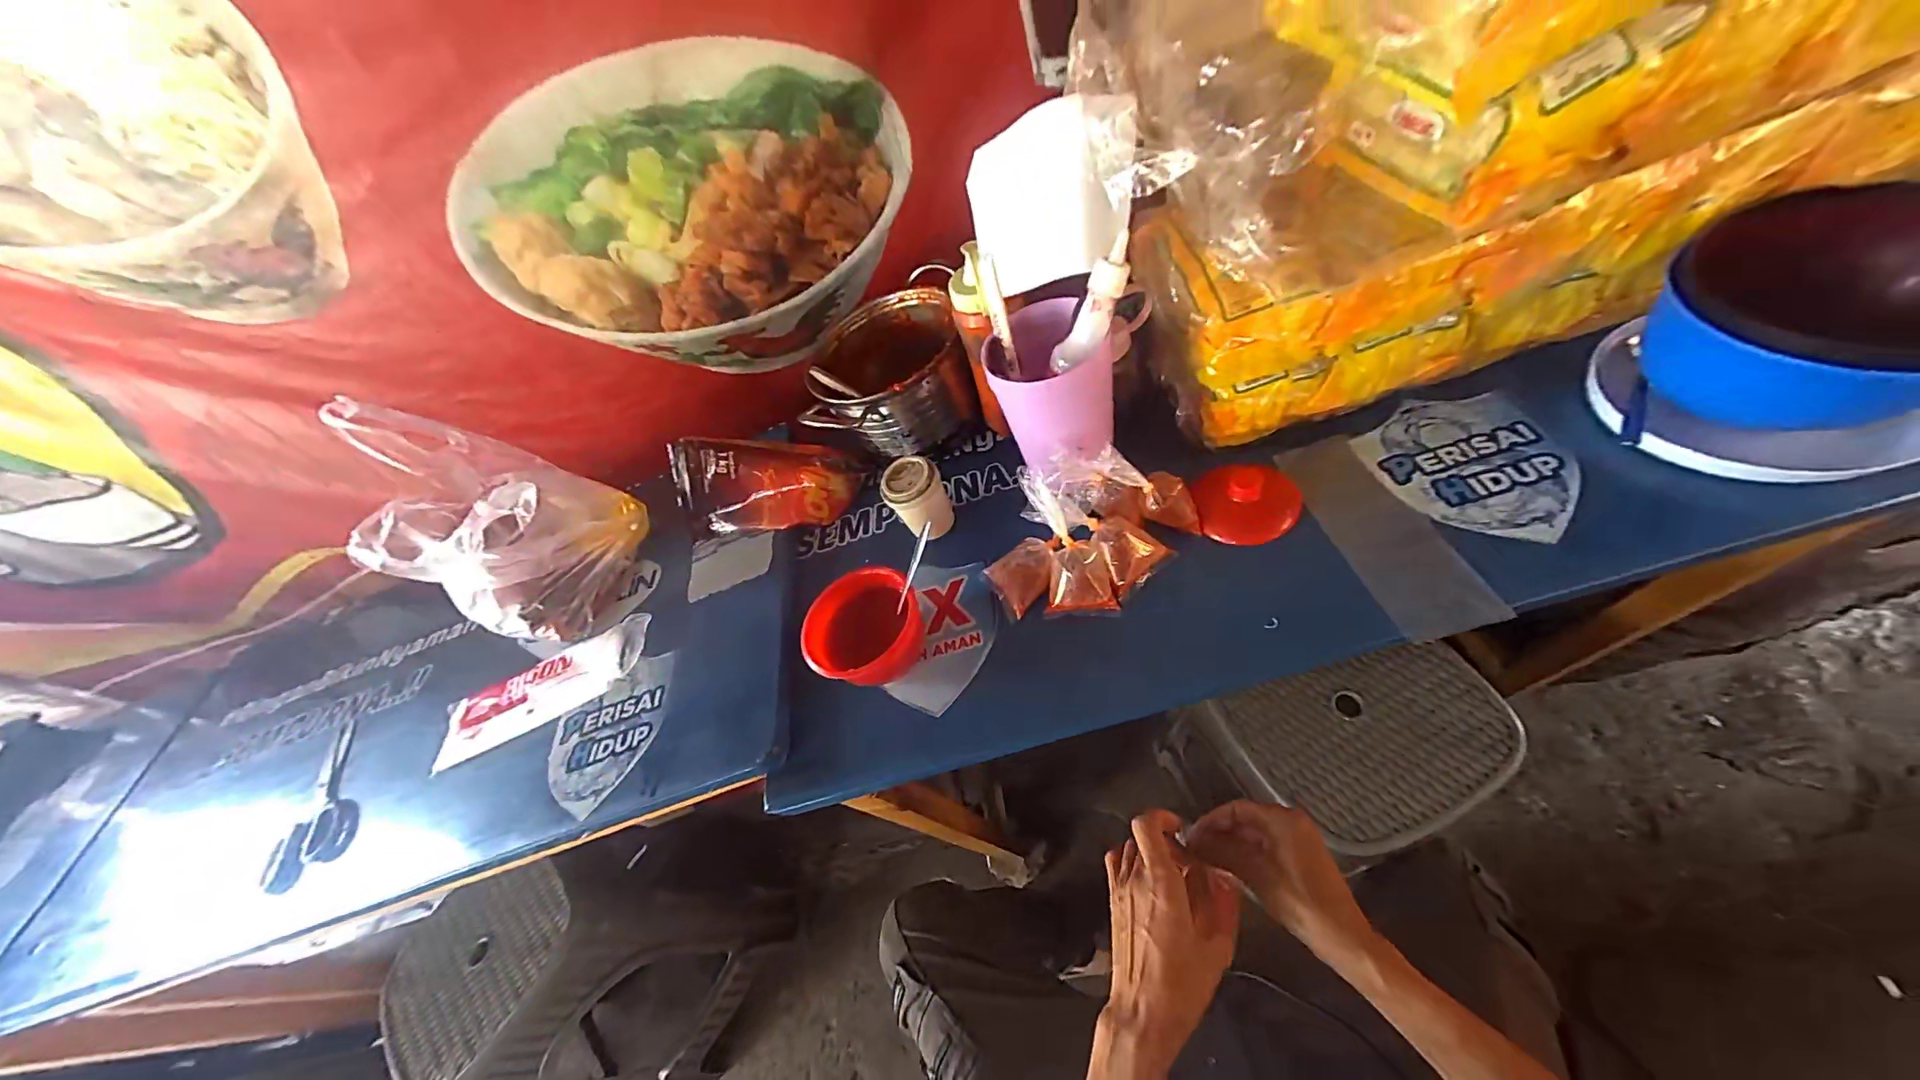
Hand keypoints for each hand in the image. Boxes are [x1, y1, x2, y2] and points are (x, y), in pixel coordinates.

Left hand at [1091, 810, 1239, 1078]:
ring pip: (1128, 848)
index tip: (1179, 826)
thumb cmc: (1181, 983)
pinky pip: (1116, 864)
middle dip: (1166, 842)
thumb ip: (1223, 903)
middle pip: (1142, 837)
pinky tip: (1149, 883)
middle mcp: (1135, 879)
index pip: (1146, 826)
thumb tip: (1222, 876)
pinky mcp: (1112, 902)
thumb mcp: (1218, 945)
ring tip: (1170, 875)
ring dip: (1148, 852)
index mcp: (1161, 883)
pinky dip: (1131, 862)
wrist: (1143, 1011)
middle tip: (1188, 864)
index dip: (1161, 816)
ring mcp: (1119, 889)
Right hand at [1186, 800, 1373, 961]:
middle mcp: (1292, 822)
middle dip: (1219, 833)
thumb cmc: (1300, 903)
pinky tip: (1230, 868)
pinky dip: (1247, 853)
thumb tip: (1194, 841)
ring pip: (1254, 833)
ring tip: (1208, 859)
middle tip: (1196, 849)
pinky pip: (1266, 845)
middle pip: (1245, 818)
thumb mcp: (1256, 875)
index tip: (1191, 837)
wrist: (1343, 937)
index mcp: (1283, 819)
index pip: (1236, 808)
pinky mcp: (1301, 856)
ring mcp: (1298, 839)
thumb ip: (1223, 852)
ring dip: (1231, 844)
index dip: (1210, 821)